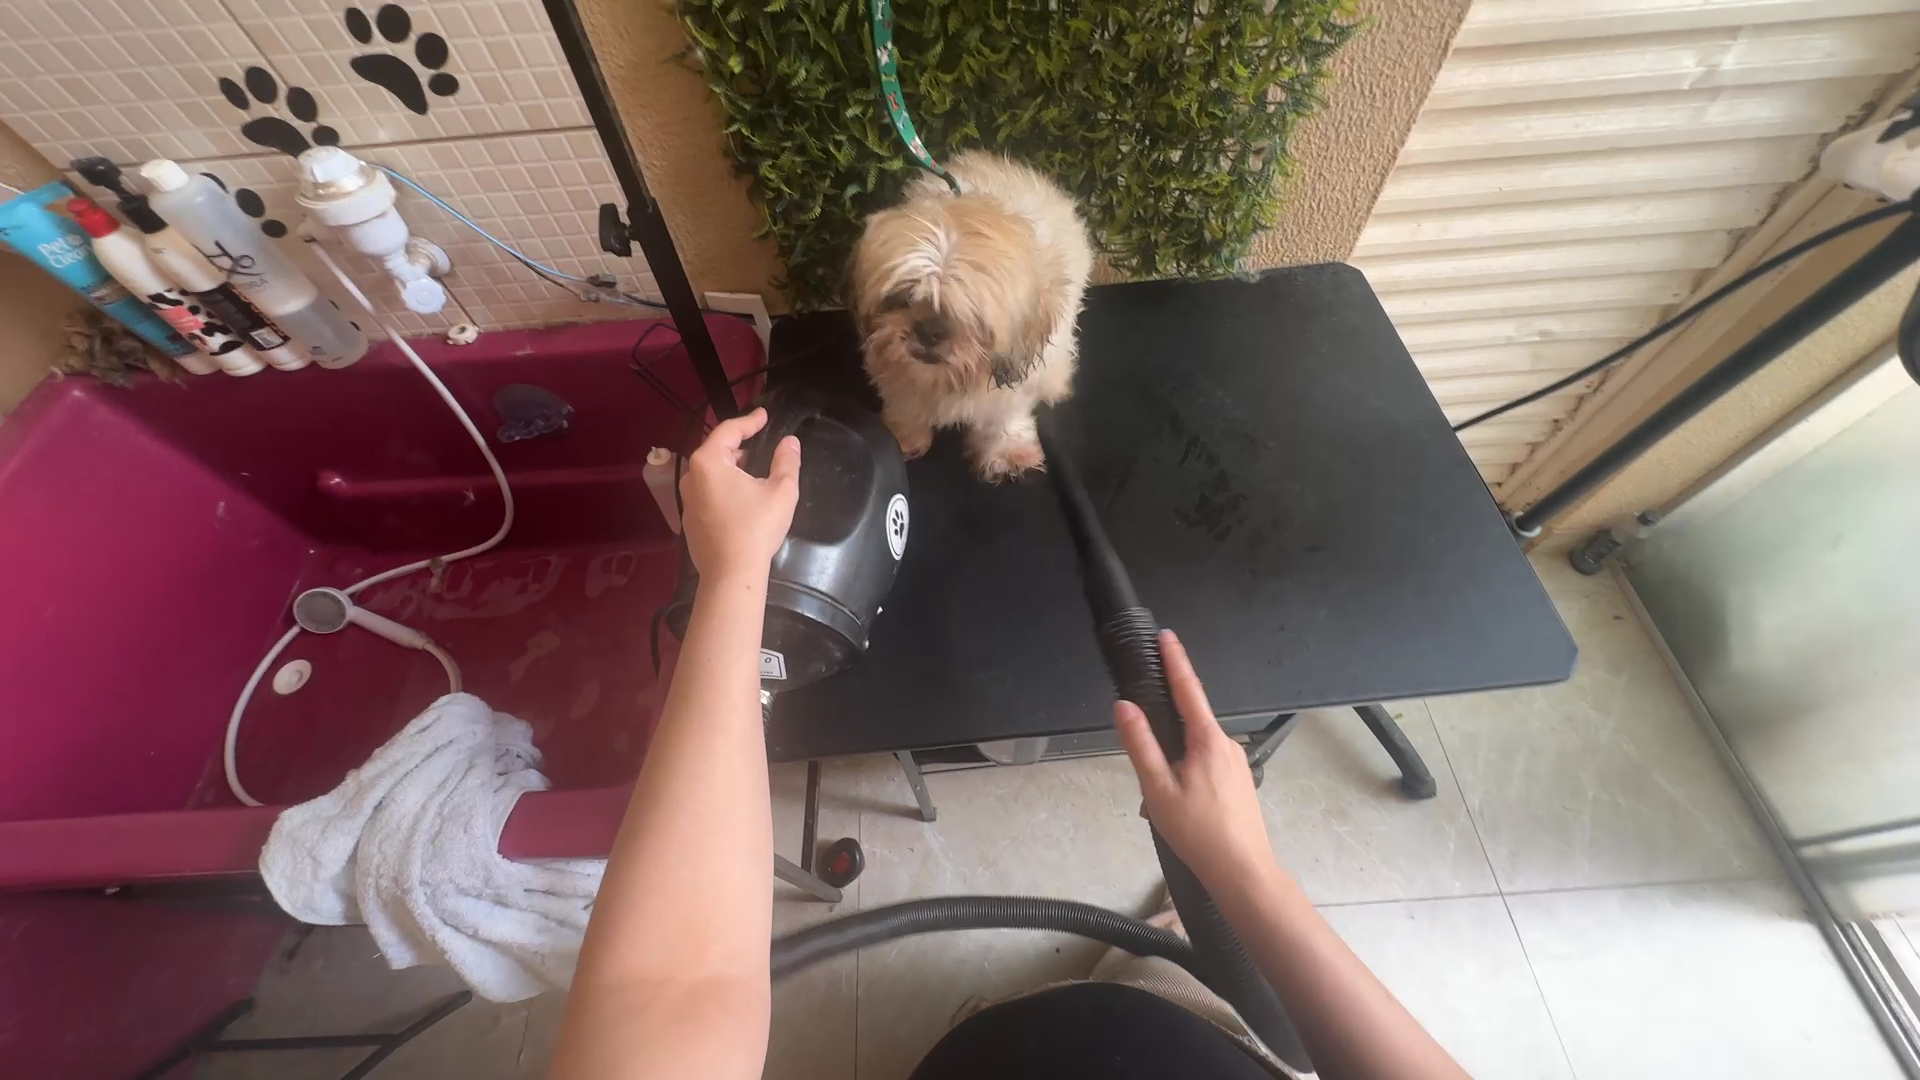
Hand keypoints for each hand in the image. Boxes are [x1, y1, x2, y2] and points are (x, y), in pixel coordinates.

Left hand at [680, 408, 800, 582]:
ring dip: (731, 466)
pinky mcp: (690, 519)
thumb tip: (790, 441)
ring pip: (711, 472)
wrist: (731, 572)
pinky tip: (742, 498)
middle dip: (738, 444)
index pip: (728, 430)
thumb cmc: (756, 527)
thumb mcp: (781, 490)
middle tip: (760, 441)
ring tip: (753, 469)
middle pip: (716, 450)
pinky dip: (724, 487)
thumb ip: (787, 461)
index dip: (750, 421)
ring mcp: (687, 499)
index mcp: (709, 462)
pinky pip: (708, 492)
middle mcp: (691, 476)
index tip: (765, 416)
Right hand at [1113, 629, 1276, 894]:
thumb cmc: (1199, 832)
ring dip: (1174, 762)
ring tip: (1162, 802)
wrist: (1244, 874)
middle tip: (1148, 769)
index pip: (1188, 689)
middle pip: (1189, 721)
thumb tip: (1123, 706)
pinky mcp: (1239, 781)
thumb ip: (1140, 744)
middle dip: (1164, 733)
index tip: (1166, 635)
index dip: (1175, 660)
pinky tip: (1180, 807)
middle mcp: (1227, 744)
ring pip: (1195, 748)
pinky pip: (1206, 763)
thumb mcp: (1158, 789)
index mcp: (1207, 740)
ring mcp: (1236, 763)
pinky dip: (1186, 773)